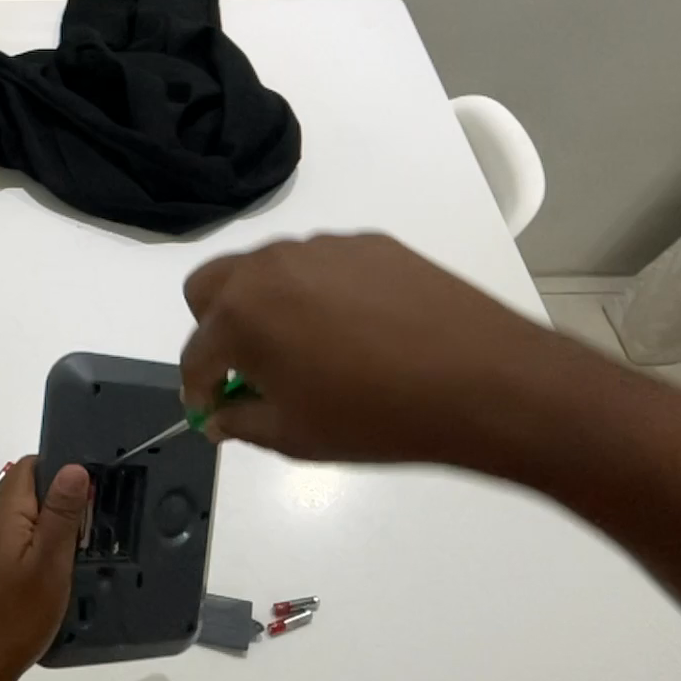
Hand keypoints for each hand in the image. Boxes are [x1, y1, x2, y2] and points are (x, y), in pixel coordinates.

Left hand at [0, 457, 89, 680]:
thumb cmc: (18, 614)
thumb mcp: (50, 561)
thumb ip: (62, 512)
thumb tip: (73, 466)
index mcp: (3, 513)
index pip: (31, 466)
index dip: (62, 469)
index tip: (92, 489)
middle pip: (29, 490)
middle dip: (63, 500)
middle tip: (93, 524)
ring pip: (26, 516)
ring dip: (55, 525)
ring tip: (82, 548)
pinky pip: (19, 539)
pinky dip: (42, 545)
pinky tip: (60, 568)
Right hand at [179, 233, 599, 469]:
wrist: (486, 382)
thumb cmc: (375, 418)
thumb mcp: (293, 436)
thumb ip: (239, 422)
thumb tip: (219, 417)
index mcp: (240, 316)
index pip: (194, 354)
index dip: (197, 391)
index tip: (213, 413)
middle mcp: (269, 268)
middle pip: (207, 288)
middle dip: (213, 331)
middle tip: (248, 369)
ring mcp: (319, 248)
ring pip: (261, 271)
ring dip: (261, 308)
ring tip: (305, 351)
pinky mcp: (366, 243)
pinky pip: (314, 265)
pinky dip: (311, 295)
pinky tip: (352, 330)